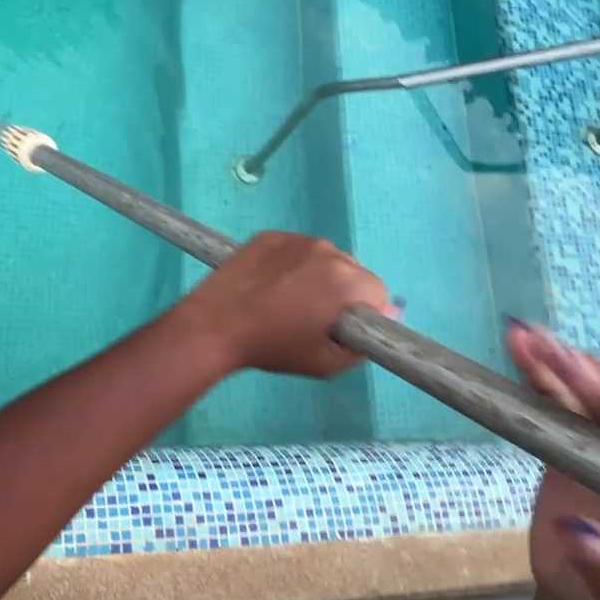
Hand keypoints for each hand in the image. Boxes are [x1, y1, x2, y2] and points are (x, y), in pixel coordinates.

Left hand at [175, 232, 390, 377]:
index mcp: (346, 282)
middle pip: (354, 271)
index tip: (339, 326)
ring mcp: (298, 239)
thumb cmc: (273, 348)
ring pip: (326, 258)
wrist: (215, 326)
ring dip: (320, 275)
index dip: (363, 313)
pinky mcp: (272, 235)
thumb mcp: (326, 364)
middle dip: (343, 292)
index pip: (378, 293)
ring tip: (289, 299)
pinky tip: (272, 283)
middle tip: (312, 315)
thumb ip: (363, 345)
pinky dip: (294, 263)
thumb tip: (385, 315)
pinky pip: (298, 249)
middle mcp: (328, 252)